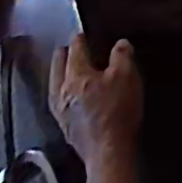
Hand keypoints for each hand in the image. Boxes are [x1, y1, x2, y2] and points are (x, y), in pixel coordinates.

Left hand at [49, 35, 143, 171]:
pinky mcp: (65, 126)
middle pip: (58, 69)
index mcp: (76, 76)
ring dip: (58, 75)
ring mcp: (60, 112)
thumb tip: (119, 43)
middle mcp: (62, 92)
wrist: (108, 150)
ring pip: (54, 86)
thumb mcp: (127, 75)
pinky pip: (58, 101)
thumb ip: (122, 55)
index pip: (75, 52)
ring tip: (62, 69)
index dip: (79, 40)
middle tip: (65, 48)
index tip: (80, 32)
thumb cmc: (118, 108)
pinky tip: (67, 95)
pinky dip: (61, 91)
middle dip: (62, 57)